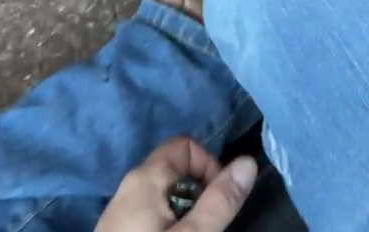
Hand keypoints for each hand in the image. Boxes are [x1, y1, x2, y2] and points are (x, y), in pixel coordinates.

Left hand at [95, 137, 257, 231]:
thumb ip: (220, 201)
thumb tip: (248, 161)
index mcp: (146, 177)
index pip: (187, 144)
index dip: (208, 167)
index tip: (216, 203)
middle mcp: (130, 184)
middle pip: (177, 171)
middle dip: (199, 195)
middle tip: (204, 229)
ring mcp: (120, 210)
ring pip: (165, 196)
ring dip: (185, 214)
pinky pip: (150, 214)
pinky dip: (167, 225)